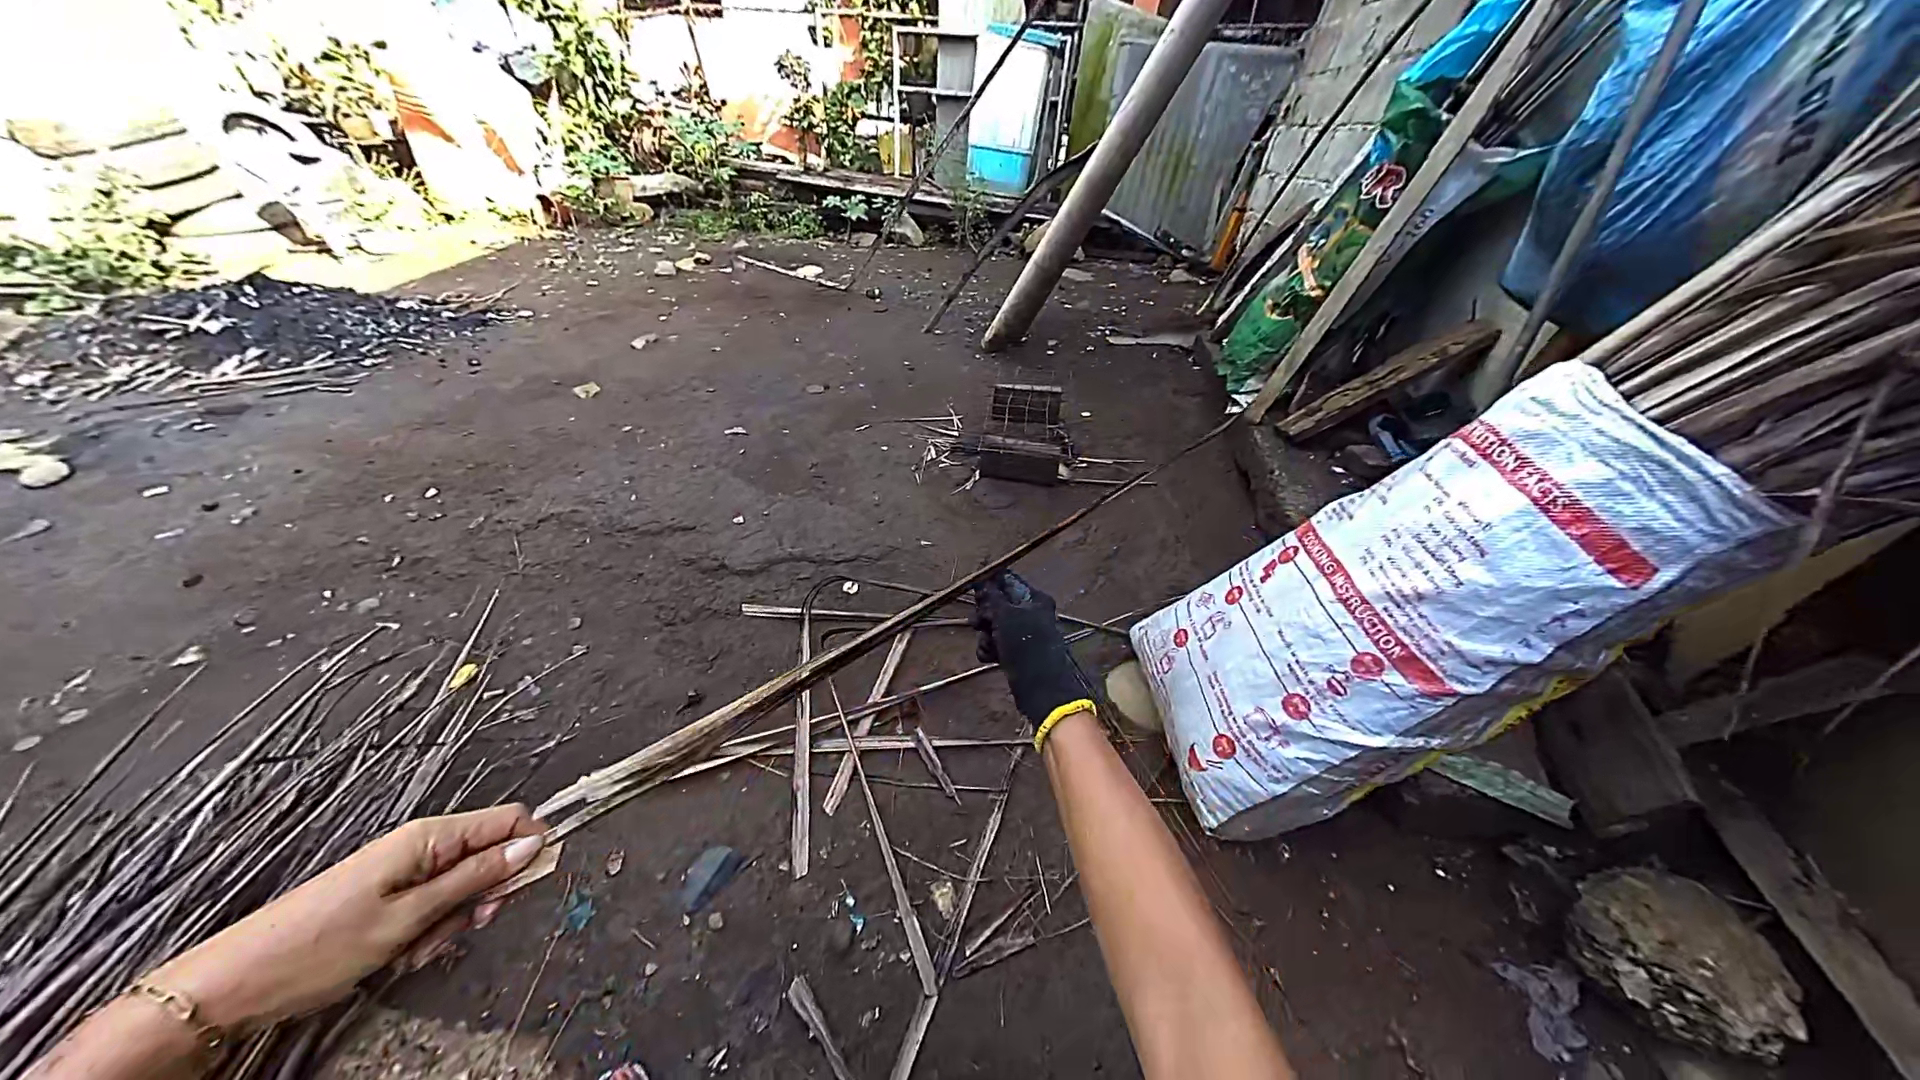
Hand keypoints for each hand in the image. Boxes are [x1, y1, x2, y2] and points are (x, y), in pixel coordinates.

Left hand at [149, 805, 544, 1031]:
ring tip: (420, 945)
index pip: (510, 820)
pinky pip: (436, 901)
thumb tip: (532, 845)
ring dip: (455, 918)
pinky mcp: (392, 892)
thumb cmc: (315, 948)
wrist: (229, 988)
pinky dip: (431, 927)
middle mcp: (423, 844)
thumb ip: (477, 877)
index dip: (529, 847)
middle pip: (491, 853)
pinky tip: (405, 950)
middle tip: (466, 923)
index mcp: (431, 836)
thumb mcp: (410, 916)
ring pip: (465, 883)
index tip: (527, 883)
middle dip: (487, 893)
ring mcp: (406, 868)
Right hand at [970, 570, 1094, 725]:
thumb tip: (982, 580)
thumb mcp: (1006, 615)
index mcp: (1035, 599)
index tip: (975, 595)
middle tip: (978, 623)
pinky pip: (997, 644)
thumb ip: (992, 597)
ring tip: (989, 646)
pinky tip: (990, 657)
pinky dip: (991, 649)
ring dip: (986, 636)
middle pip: (998, 606)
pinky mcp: (1017, 652)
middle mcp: (1031, 614)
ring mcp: (1024, 634)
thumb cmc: (1026, 644)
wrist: (1040, 687)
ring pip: (995, 627)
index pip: (1007, 583)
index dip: (989, 587)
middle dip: (985, 616)